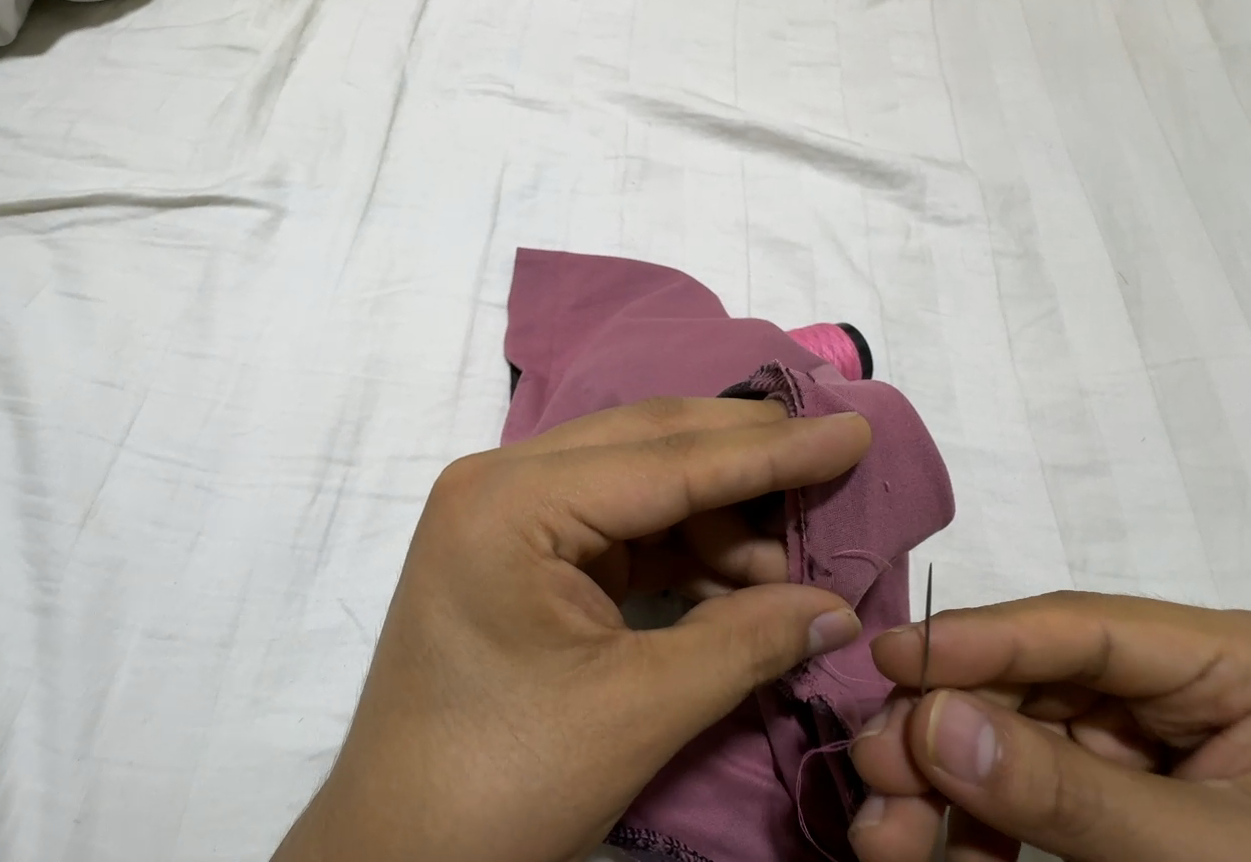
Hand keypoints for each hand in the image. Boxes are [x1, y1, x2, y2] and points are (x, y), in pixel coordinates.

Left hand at [271, 398, 873, 861]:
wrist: (398, 850)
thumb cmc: (503, 780)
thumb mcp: (635, 710)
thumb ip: (745, 642)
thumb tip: (837, 607)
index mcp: (511, 500)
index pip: (666, 460)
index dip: (770, 451)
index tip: (851, 430)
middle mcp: (502, 481)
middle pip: (648, 446)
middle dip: (745, 459)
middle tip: (833, 463)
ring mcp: (507, 513)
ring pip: (638, 482)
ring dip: (718, 515)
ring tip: (790, 562)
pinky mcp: (521, 551)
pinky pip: (618, 526)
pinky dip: (682, 547)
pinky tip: (737, 578)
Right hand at [846, 592, 1250, 861]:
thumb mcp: (1218, 861)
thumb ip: (1072, 794)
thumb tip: (929, 721)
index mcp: (1234, 665)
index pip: (1081, 629)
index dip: (977, 640)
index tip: (886, 657)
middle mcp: (1174, 690)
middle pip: (1028, 685)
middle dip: (945, 730)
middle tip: (872, 764)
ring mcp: (1141, 749)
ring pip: (1011, 740)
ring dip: (941, 785)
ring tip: (880, 829)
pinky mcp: (1118, 803)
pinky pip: (1026, 797)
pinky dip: (972, 826)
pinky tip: (922, 850)